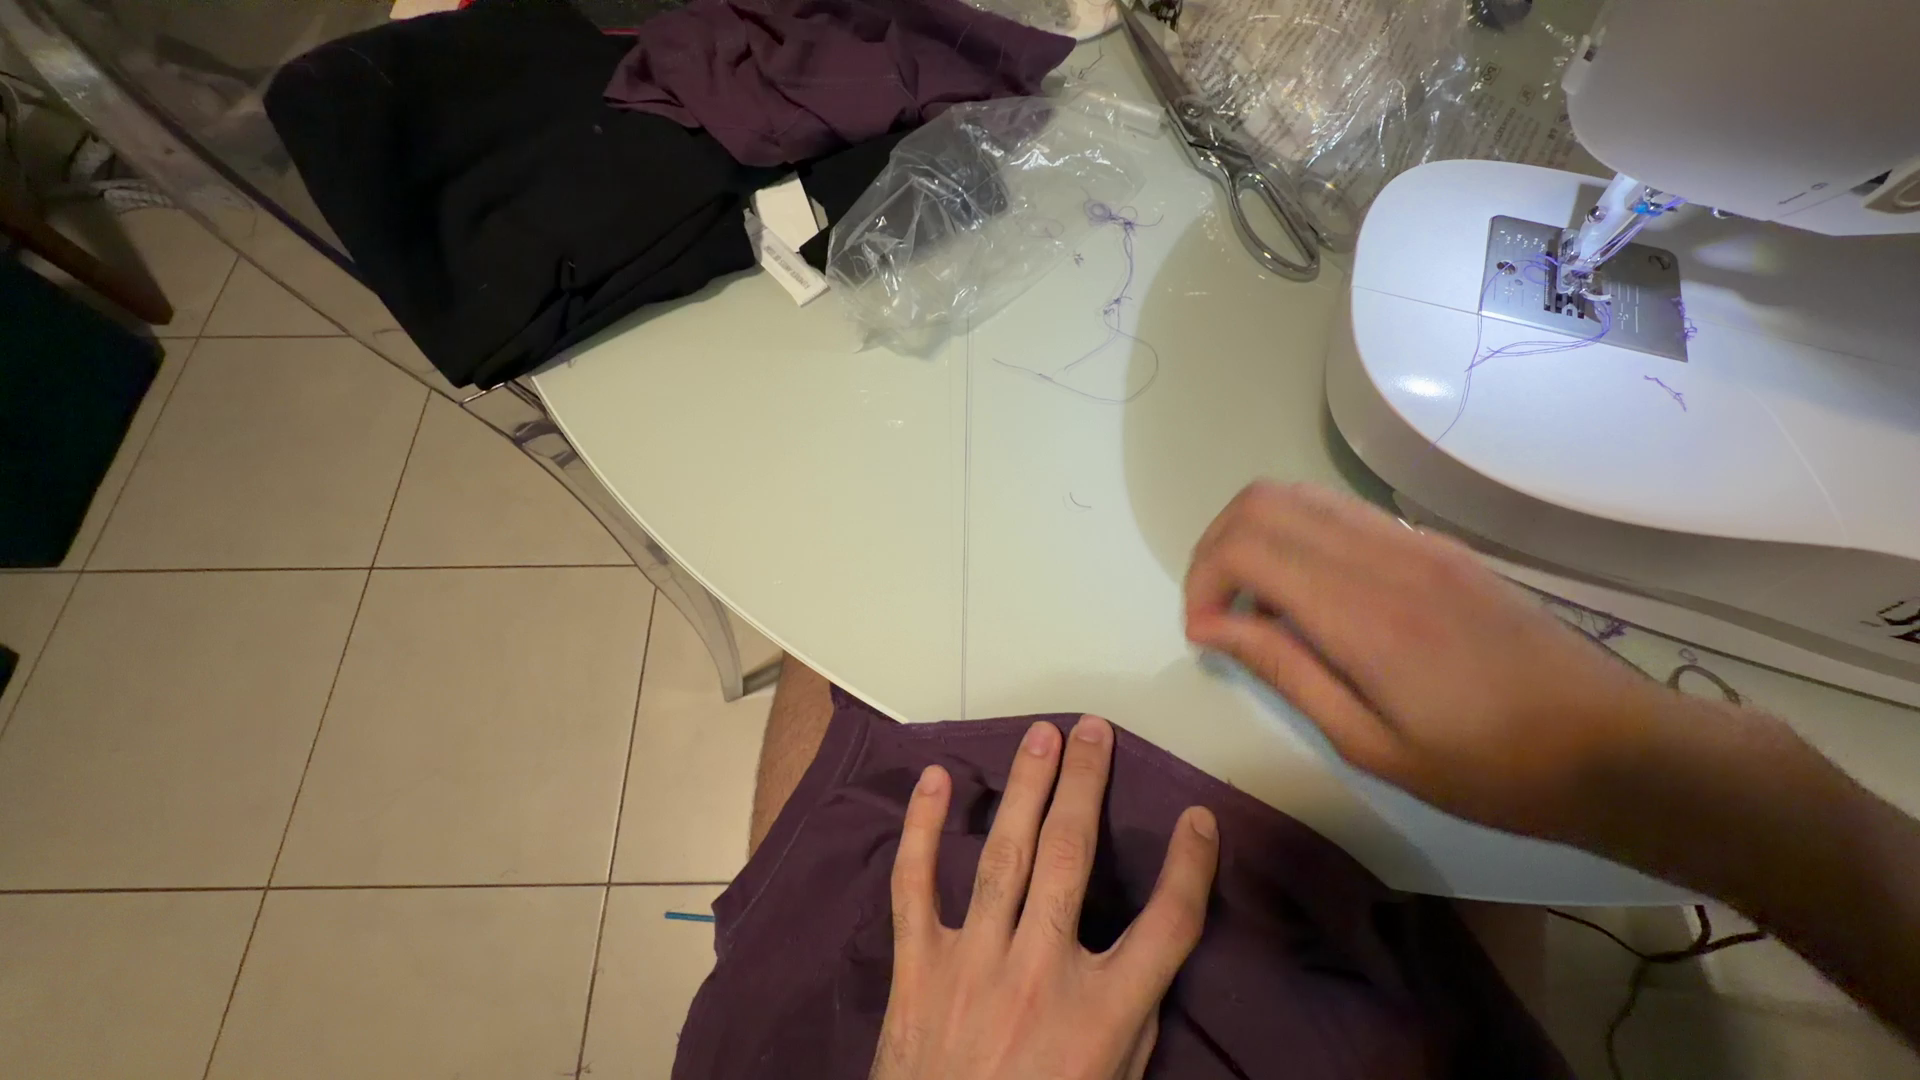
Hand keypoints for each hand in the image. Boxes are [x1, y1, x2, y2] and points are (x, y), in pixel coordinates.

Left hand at [871, 715, 1218, 1079]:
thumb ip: (1130, 1021)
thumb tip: (1140, 950)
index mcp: (1102, 1014)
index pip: (1168, 925)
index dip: (1191, 866)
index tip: (1199, 817)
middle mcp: (1042, 973)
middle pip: (1074, 858)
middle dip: (1087, 785)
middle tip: (1094, 730)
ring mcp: (975, 962)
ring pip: (1006, 855)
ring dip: (1026, 787)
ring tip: (1041, 736)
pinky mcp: (918, 964)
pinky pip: (915, 883)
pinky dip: (923, 828)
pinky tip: (934, 778)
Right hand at [1184, 481, 1679, 843]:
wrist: (1616, 748)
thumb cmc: (1487, 767)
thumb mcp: (1369, 743)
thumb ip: (1283, 670)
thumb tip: (1210, 627)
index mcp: (1363, 612)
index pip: (1246, 546)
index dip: (1201, 582)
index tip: (1204, 634)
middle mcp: (1383, 555)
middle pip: (1261, 502)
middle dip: (1214, 549)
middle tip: (1216, 611)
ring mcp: (1413, 541)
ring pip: (1297, 494)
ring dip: (1252, 536)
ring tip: (1254, 601)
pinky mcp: (1433, 543)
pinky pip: (1339, 511)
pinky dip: (1296, 536)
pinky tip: (1308, 595)